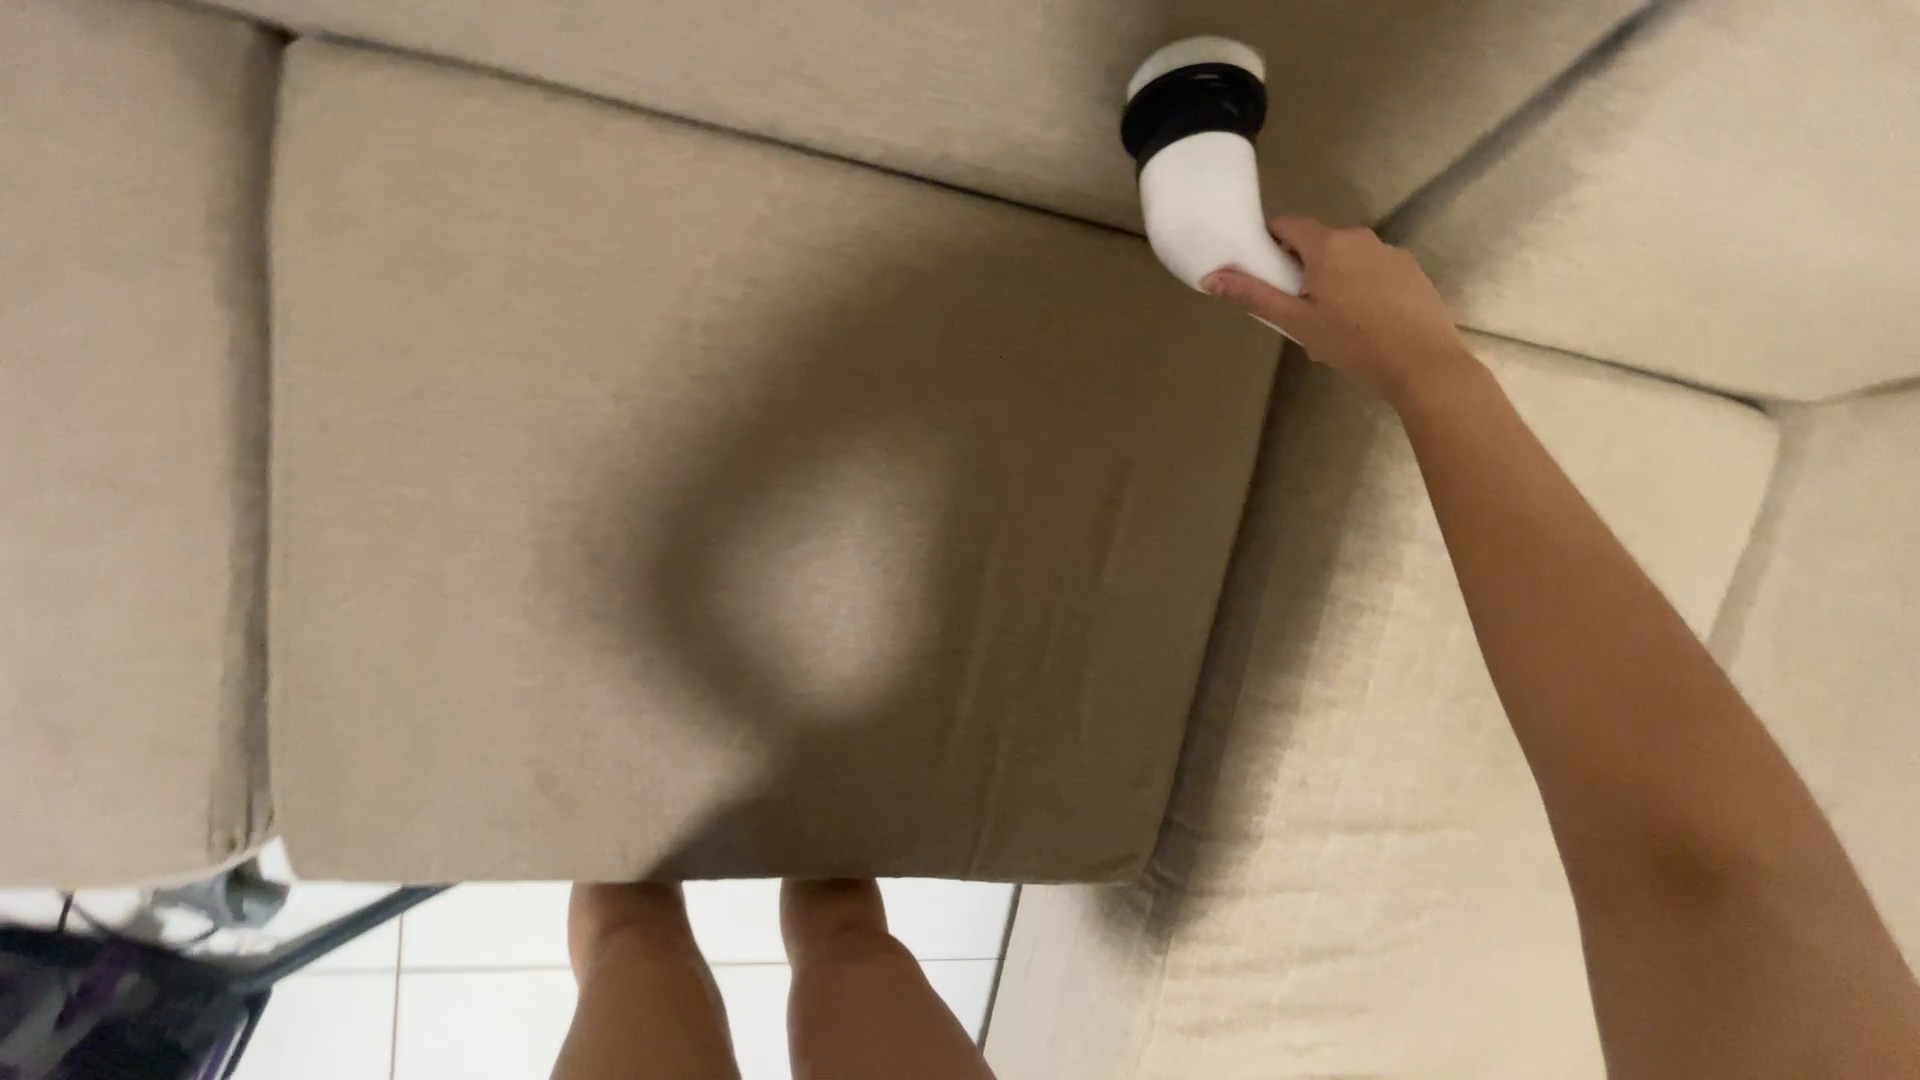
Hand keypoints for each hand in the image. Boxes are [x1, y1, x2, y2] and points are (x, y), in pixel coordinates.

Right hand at [1203, 216, 1473, 402]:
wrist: (1420, 362)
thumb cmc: (1350, 340)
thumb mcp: (1294, 321)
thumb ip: (1252, 295)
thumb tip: (1210, 278)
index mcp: (1328, 245)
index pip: (1287, 224)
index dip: (1267, 241)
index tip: (1258, 267)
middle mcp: (1360, 238)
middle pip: (1317, 243)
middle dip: (1299, 268)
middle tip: (1292, 308)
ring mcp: (1390, 253)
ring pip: (1345, 260)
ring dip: (1329, 280)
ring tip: (1328, 323)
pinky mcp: (1410, 272)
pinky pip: (1371, 272)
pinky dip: (1358, 290)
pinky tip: (1360, 325)